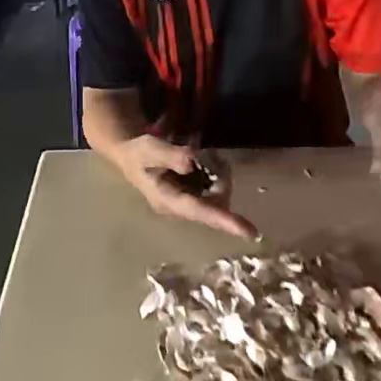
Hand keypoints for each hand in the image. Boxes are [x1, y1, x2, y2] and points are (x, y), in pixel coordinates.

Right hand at [109, 134, 258, 239]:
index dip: (225, 220)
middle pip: (214, 204)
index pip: (200, 211)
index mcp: (168, 201)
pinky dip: (215, 176)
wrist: (130, 156)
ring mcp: (187, 205)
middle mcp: (179, 209)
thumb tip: (190, 162)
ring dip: (219, 178)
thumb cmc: (140, 153)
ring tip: (205, 156)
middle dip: (221, 183)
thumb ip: (170, 155)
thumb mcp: (151, 148)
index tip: (249, 232)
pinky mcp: (192, 198)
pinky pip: (213, 192)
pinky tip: (204, 162)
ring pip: (217, 198)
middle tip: (210, 156)